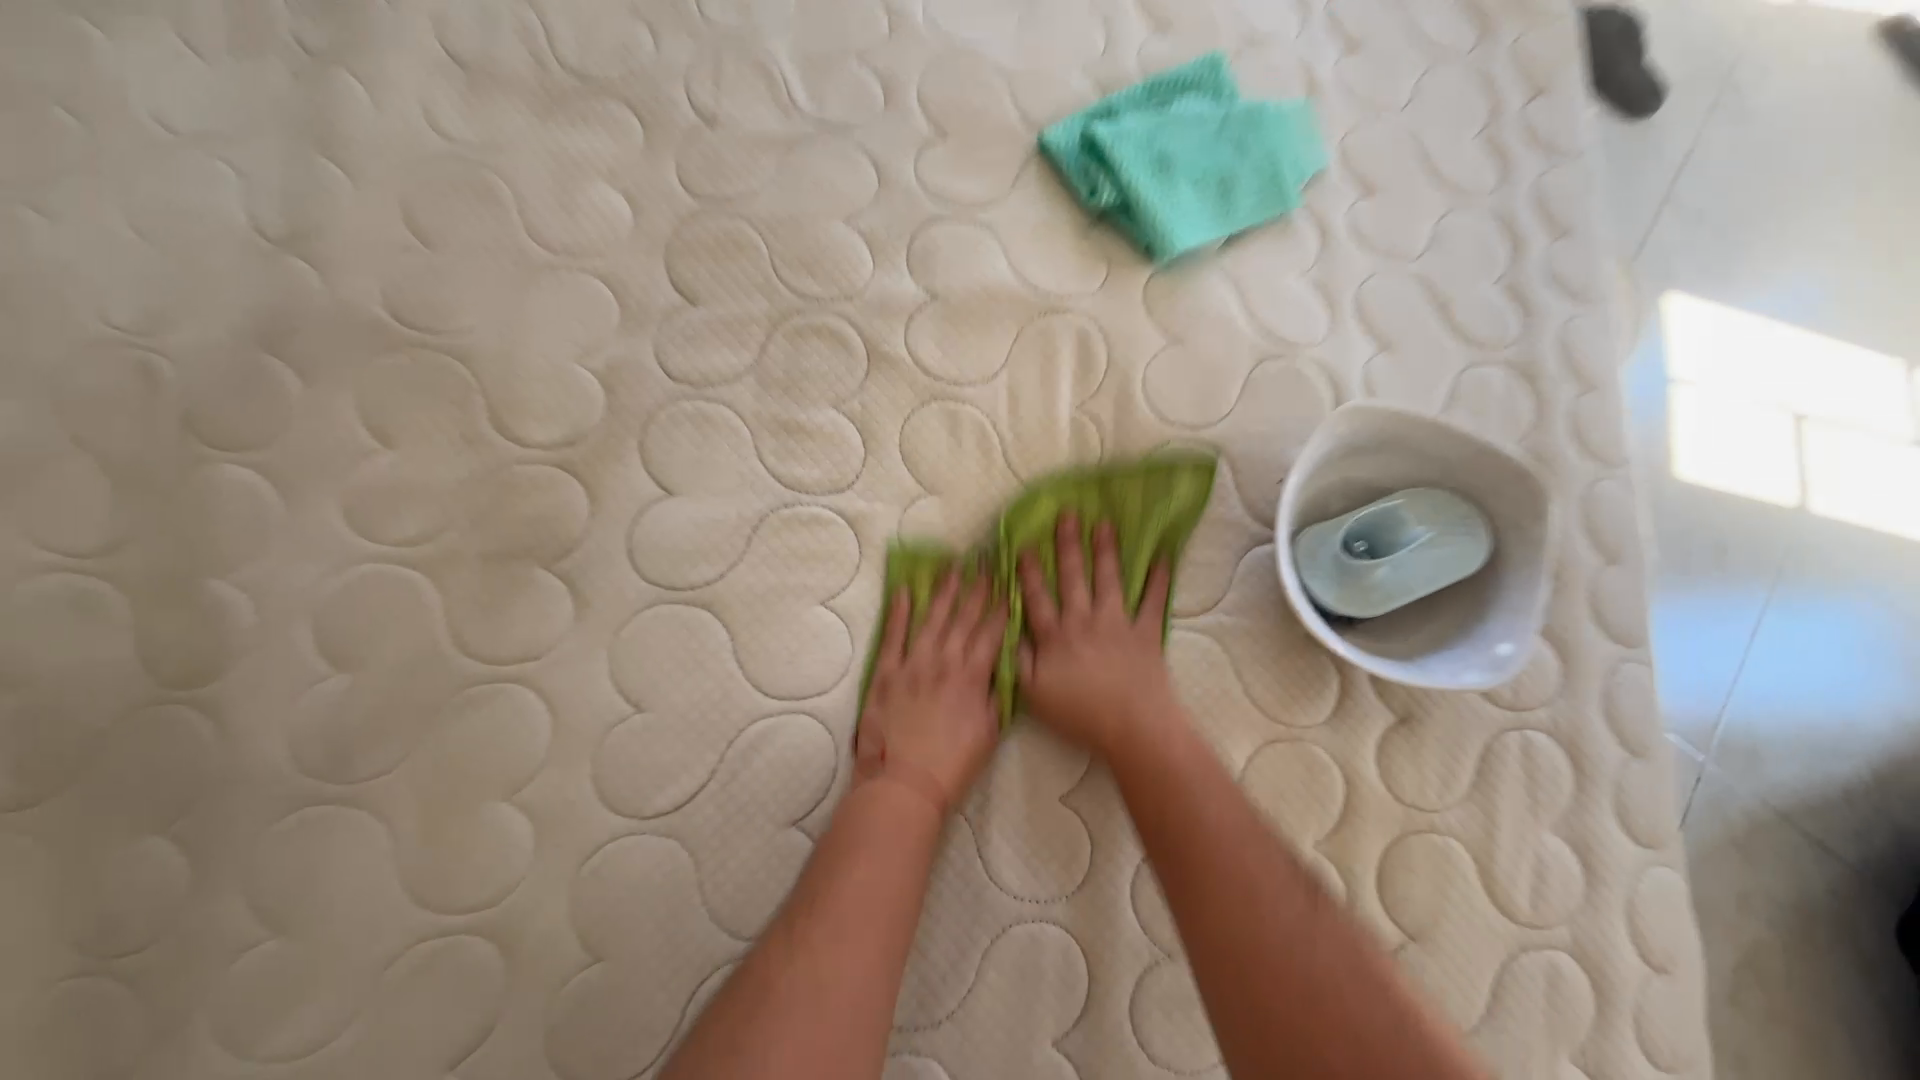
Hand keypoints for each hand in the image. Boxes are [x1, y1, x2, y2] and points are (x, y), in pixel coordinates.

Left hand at [855, 573, 1006, 815]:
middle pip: (963, 619)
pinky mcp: (885, 673)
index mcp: (972, 678)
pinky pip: (893, 636)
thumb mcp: (989, 733)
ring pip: (931, 620)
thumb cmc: (953, 764)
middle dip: (976, 591)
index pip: (991, 634)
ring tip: (952, 568)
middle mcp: (944, 662)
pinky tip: (904, 591)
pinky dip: (898, 612)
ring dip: (943, 593)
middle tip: (983, 566)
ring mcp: (912, 664)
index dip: (1001, 608)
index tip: (1007, 585)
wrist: (905, 782)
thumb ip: (997, 697)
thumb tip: (1002, 669)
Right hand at [1018, 516, 1181, 758]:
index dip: (1029, 571)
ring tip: (1105, 523)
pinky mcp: (1147, 633)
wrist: (1131, 727)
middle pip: (1073, 578)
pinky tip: (1163, 556)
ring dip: (1106, 550)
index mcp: (1054, 637)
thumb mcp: (1033, 694)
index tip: (1025, 544)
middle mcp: (1084, 621)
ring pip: (1109, 580)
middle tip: (1067, 515)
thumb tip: (1007, 632)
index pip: (1037, 597)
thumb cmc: (1079, 714)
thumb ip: (1017, 661)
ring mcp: (1118, 624)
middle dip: (1068, 544)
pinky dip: (1159, 579)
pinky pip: (1153, 602)